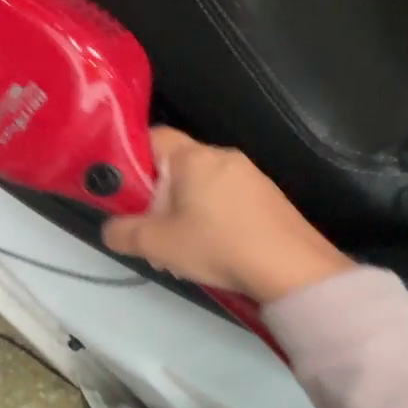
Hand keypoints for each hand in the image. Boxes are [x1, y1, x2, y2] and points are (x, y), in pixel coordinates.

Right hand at [101, 127, 354, 303]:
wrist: (295, 271)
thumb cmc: (217, 245)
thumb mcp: (153, 243)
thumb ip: (119, 231)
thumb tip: (112, 229)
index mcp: (194, 158)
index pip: (153, 137)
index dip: (130, 155)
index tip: (119, 186)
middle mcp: (224, 157)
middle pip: (174, 165)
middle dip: (154, 192)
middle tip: (144, 224)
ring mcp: (251, 177)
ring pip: (198, 184)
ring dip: (179, 208)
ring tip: (175, 243)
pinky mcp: (268, 198)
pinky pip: (222, 198)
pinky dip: (206, 216)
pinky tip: (206, 246)